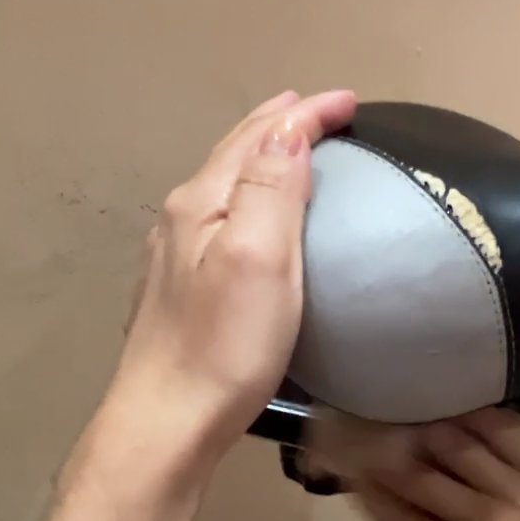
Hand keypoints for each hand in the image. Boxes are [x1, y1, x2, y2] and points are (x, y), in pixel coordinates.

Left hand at [89, 89, 356, 488]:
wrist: (168, 419)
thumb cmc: (226, 345)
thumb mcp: (260, 259)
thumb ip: (273, 189)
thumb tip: (289, 130)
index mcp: (205, 202)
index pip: (262, 136)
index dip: (307, 114)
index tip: (351, 101)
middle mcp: (183, 217)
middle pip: (235, 150)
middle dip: (281, 121)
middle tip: (321, 110)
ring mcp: (175, 252)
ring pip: (225, 181)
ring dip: (261, 153)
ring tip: (292, 144)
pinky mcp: (180, 285)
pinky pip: (220, 214)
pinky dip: (248, 192)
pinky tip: (254, 210)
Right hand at [354, 408, 519, 520]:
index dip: (376, 497)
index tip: (357, 478)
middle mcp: (486, 520)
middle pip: (424, 479)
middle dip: (391, 458)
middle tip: (373, 438)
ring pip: (463, 449)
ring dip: (432, 432)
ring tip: (415, 419)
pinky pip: (512, 433)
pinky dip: (484, 420)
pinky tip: (467, 411)